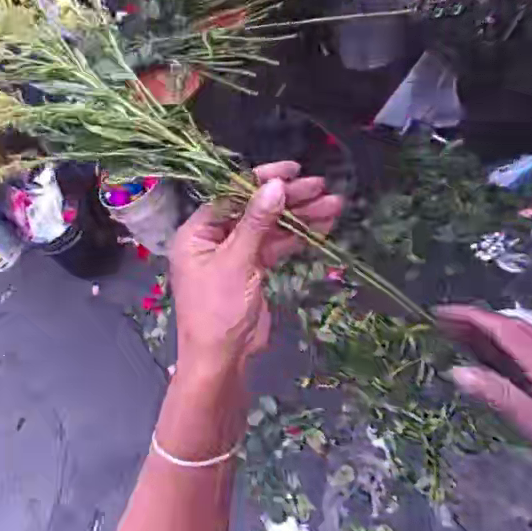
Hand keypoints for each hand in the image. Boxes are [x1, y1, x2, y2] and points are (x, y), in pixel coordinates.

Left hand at [168, 162, 342, 372]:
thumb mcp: (237, 262)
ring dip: (299, 217)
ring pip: (268, 227)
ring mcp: (233, 255)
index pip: (230, 195)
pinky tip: (323, 225)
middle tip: (322, 187)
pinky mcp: (252, 270)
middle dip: (287, 199)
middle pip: (253, 209)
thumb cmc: (218, 310)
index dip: (261, 180)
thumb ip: (256, 222)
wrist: (221, 359)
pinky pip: (275, 246)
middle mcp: (213, 239)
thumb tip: (274, 185)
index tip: (293, 170)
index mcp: (196, 232)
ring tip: (334, 204)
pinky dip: (297, 237)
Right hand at [438, 305, 531, 519]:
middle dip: (480, 322)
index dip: (472, 317)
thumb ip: (504, 399)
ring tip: (468, 342)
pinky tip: (511, 363)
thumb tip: (459, 371)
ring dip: (499, 335)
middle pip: (521, 330)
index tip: (441, 312)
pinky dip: (520, 349)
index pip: (507, 331)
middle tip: (445, 326)